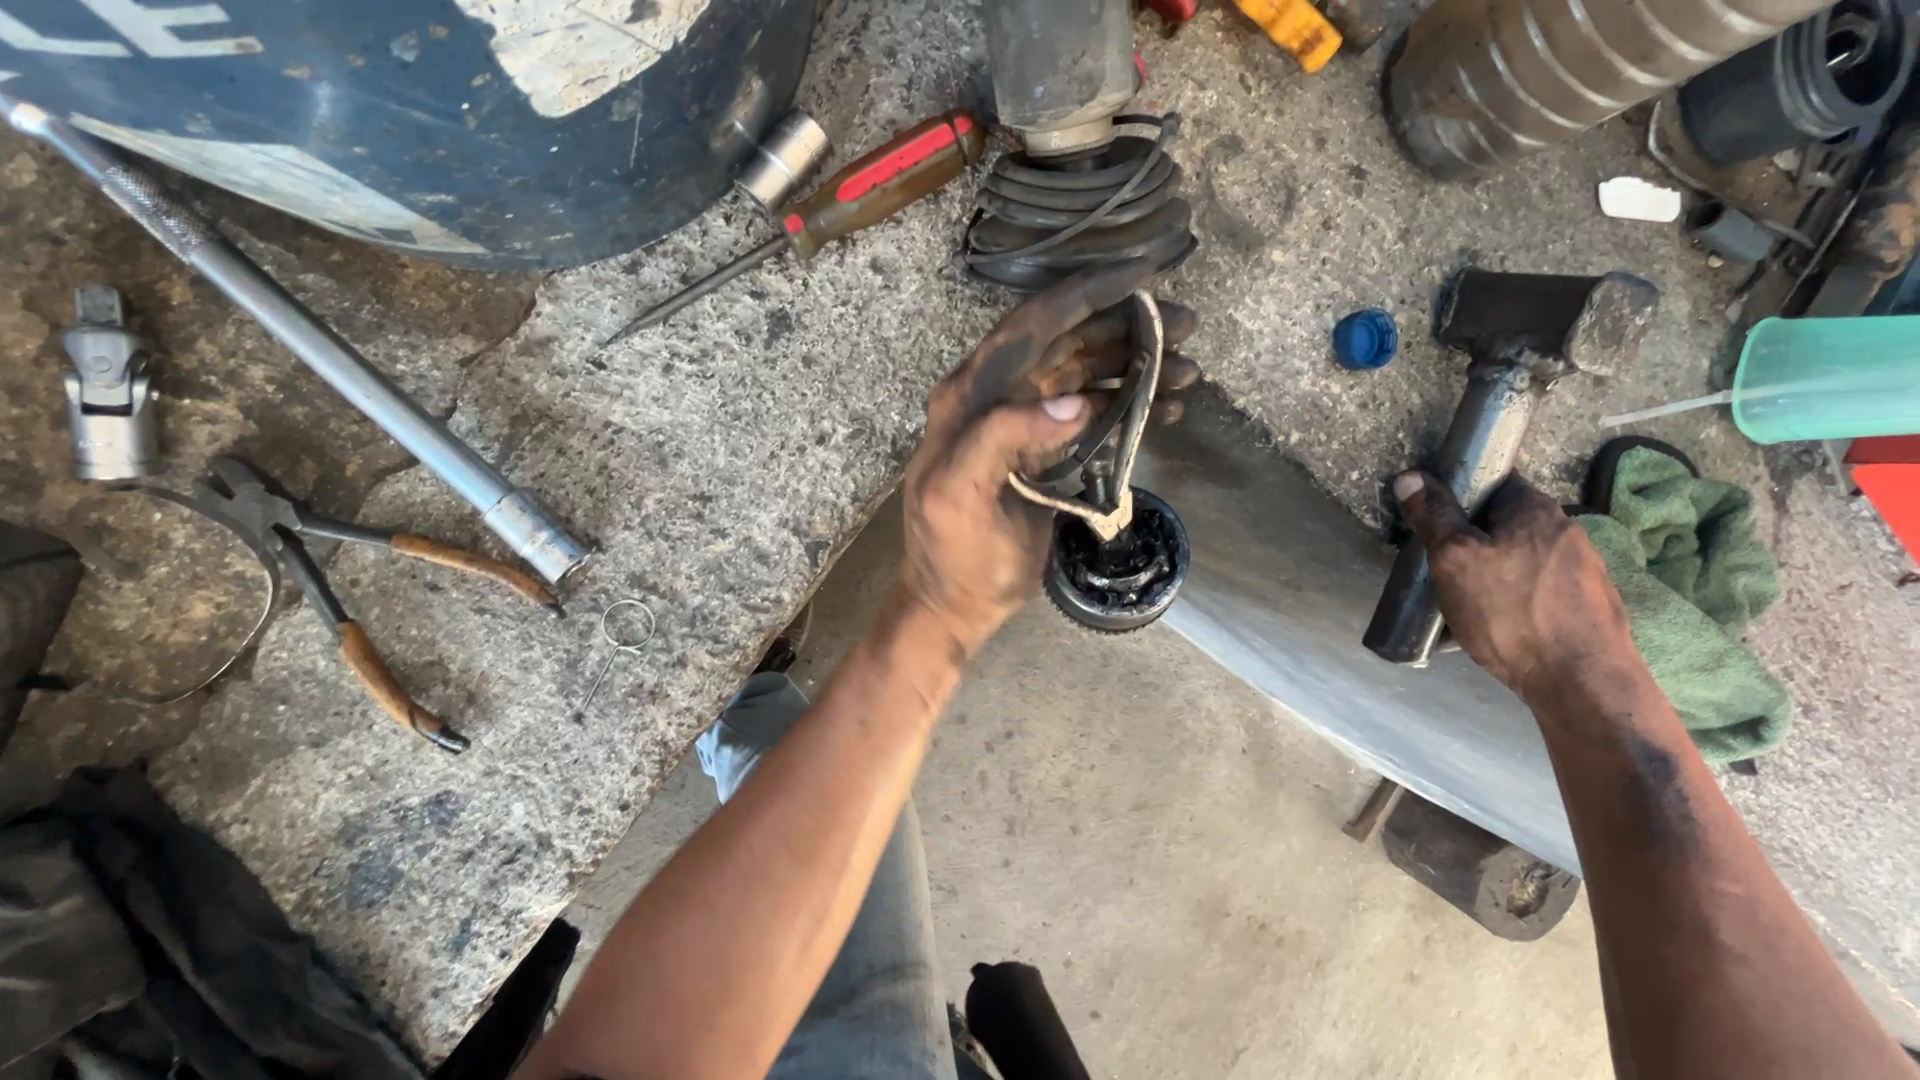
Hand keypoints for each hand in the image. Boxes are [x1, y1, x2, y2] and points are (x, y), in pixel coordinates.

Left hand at [899, 258, 1200, 654]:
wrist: (955, 602)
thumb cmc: (953, 554)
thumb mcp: (960, 496)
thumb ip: (1003, 438)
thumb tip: (1075, 402)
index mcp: (970, 396)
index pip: (1031, 326)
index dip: (1085, 294)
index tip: (1142, 274)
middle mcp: (997, 397)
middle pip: (1068, 343)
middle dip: (1127, 328)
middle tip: (1188, 323)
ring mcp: (1024, 423)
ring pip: (1087, 376)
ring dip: (1138, 368)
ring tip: (1190, 371)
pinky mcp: (1045, 451)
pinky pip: (1093, 414)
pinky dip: (1130, 406)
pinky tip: (1167, 408)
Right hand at [1393, 471, 1634, 699]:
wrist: (1581, 682)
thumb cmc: (1510, 611)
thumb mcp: (1455, 559)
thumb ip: (1433, 517)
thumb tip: (1410, 476)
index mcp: (1536, 510)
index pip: (1493, 482)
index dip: (1457, 494)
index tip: (1431, 520)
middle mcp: (1566, 532)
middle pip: (1503, 524)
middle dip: (1469, 541)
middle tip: (1437, 566)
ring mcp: (1581, 572)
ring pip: (1516, 561)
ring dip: (1487, 574)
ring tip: (1458, 602)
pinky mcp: (1585, 607)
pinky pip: (1532, 592)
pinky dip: (1507, 601)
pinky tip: (1490, 627)